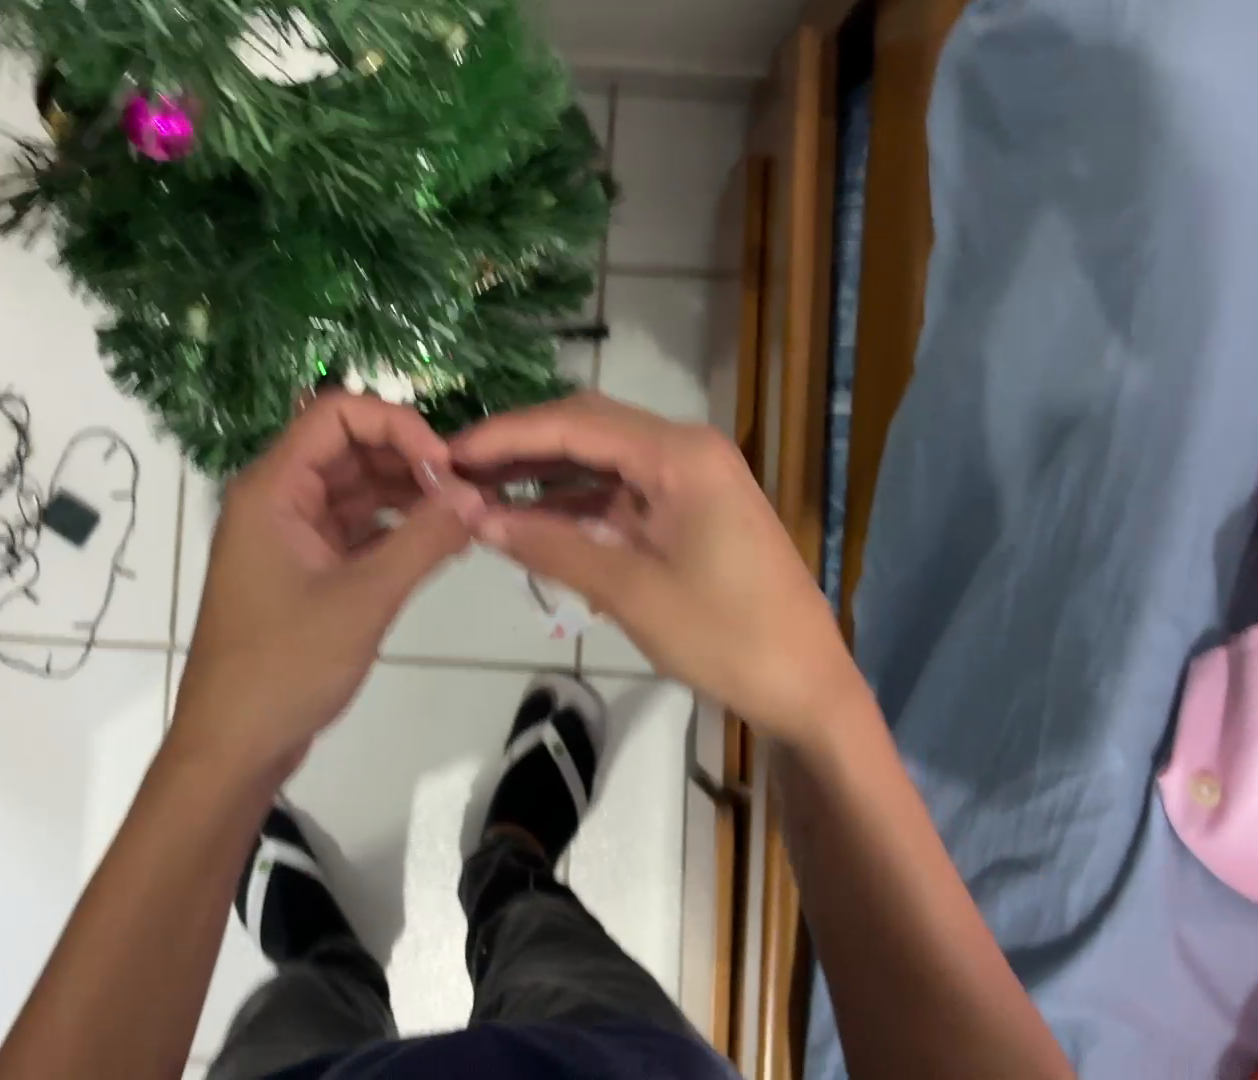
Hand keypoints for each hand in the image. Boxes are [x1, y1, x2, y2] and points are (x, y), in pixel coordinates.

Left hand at [171, 393, 484, 777]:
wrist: (234, 746)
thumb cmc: (285, 666)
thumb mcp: (364, 598)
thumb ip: (424, 540)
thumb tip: (477, 496)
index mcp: (273, 490)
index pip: (336, 415)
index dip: (396, 425)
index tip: (444, 465)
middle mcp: (279, 501)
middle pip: (349, 451)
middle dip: (410, 462)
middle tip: (467, 493)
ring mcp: (292, 538)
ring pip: (357, 492)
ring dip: (408, 497)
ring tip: (464, 517)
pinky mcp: (306, 571)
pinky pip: (356, 532)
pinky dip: (396, 533)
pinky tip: (441, 545)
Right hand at [452, 393, 865, 744]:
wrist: (807, 685)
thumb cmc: (727, 639)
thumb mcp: (631, 593)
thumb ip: (552, 548)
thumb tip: (477, 517)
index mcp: (681, 456)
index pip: (576, 424)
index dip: (506, 436)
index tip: (449, 454)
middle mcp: (686, 450)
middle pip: (587, 428)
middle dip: (520, 446)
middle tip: (458, 471)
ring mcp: (690, 479)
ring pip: (600, 459)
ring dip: (544, 473)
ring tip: (480, 490)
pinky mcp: (688, 509)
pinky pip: (619, 491)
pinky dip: (574, 502)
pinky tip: (530, 517)